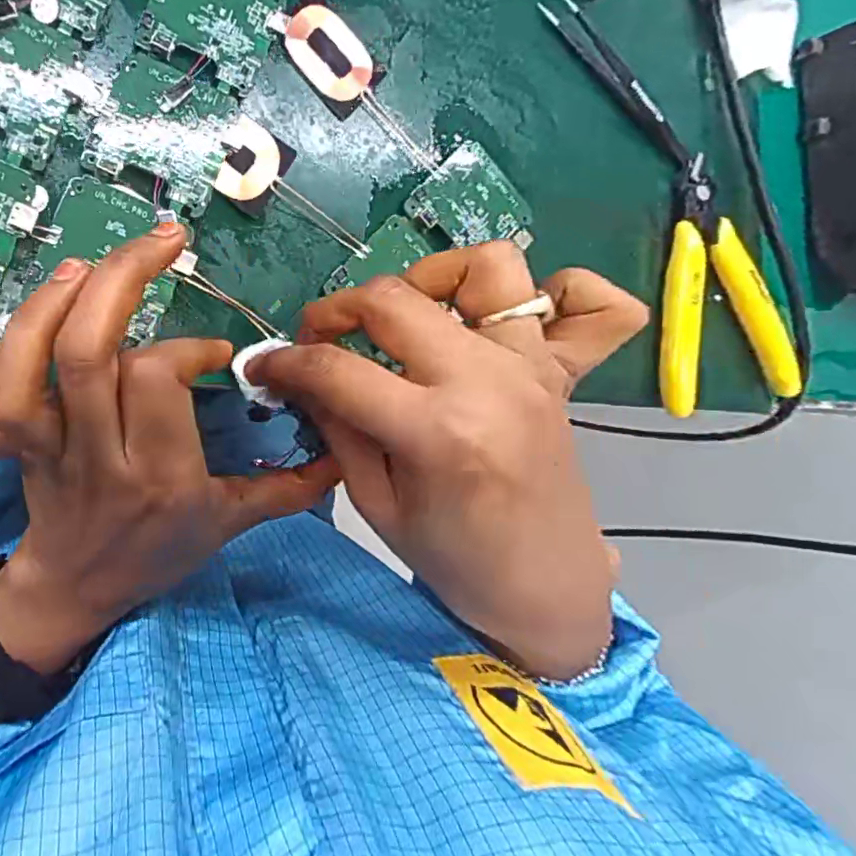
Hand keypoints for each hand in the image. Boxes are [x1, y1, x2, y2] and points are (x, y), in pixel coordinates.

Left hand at [0, 223, 337, 715]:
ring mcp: (41, 456)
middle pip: (86, 358)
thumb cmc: (157, 552)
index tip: (207, 353)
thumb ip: (284, 489)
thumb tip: (341, 452)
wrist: (81, 592)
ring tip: (81, 271)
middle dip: (118, 283)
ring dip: (40, 313)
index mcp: (159, 476)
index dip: (186, 348)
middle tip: (155, 244)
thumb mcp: (229, 526)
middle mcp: (94, 459)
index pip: (159, 380)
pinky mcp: (6, 457)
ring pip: (18, 382)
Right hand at [249, 243, 648, 679]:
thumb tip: (300, 378)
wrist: (542, 587)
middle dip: (335, 310)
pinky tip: (498, 319)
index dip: (284, 362)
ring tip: (403, 316)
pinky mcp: (560, 371)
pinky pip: (593, 304)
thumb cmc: (450, 559)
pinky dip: (552, 290)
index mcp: (435, 432)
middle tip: (316, 340)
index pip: (337, 369)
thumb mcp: (373, 501)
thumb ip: (337, 427)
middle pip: (393, 300)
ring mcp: (532, 368)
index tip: (263, 367)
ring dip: (428, 278)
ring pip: (487, 268)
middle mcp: (488, 382)